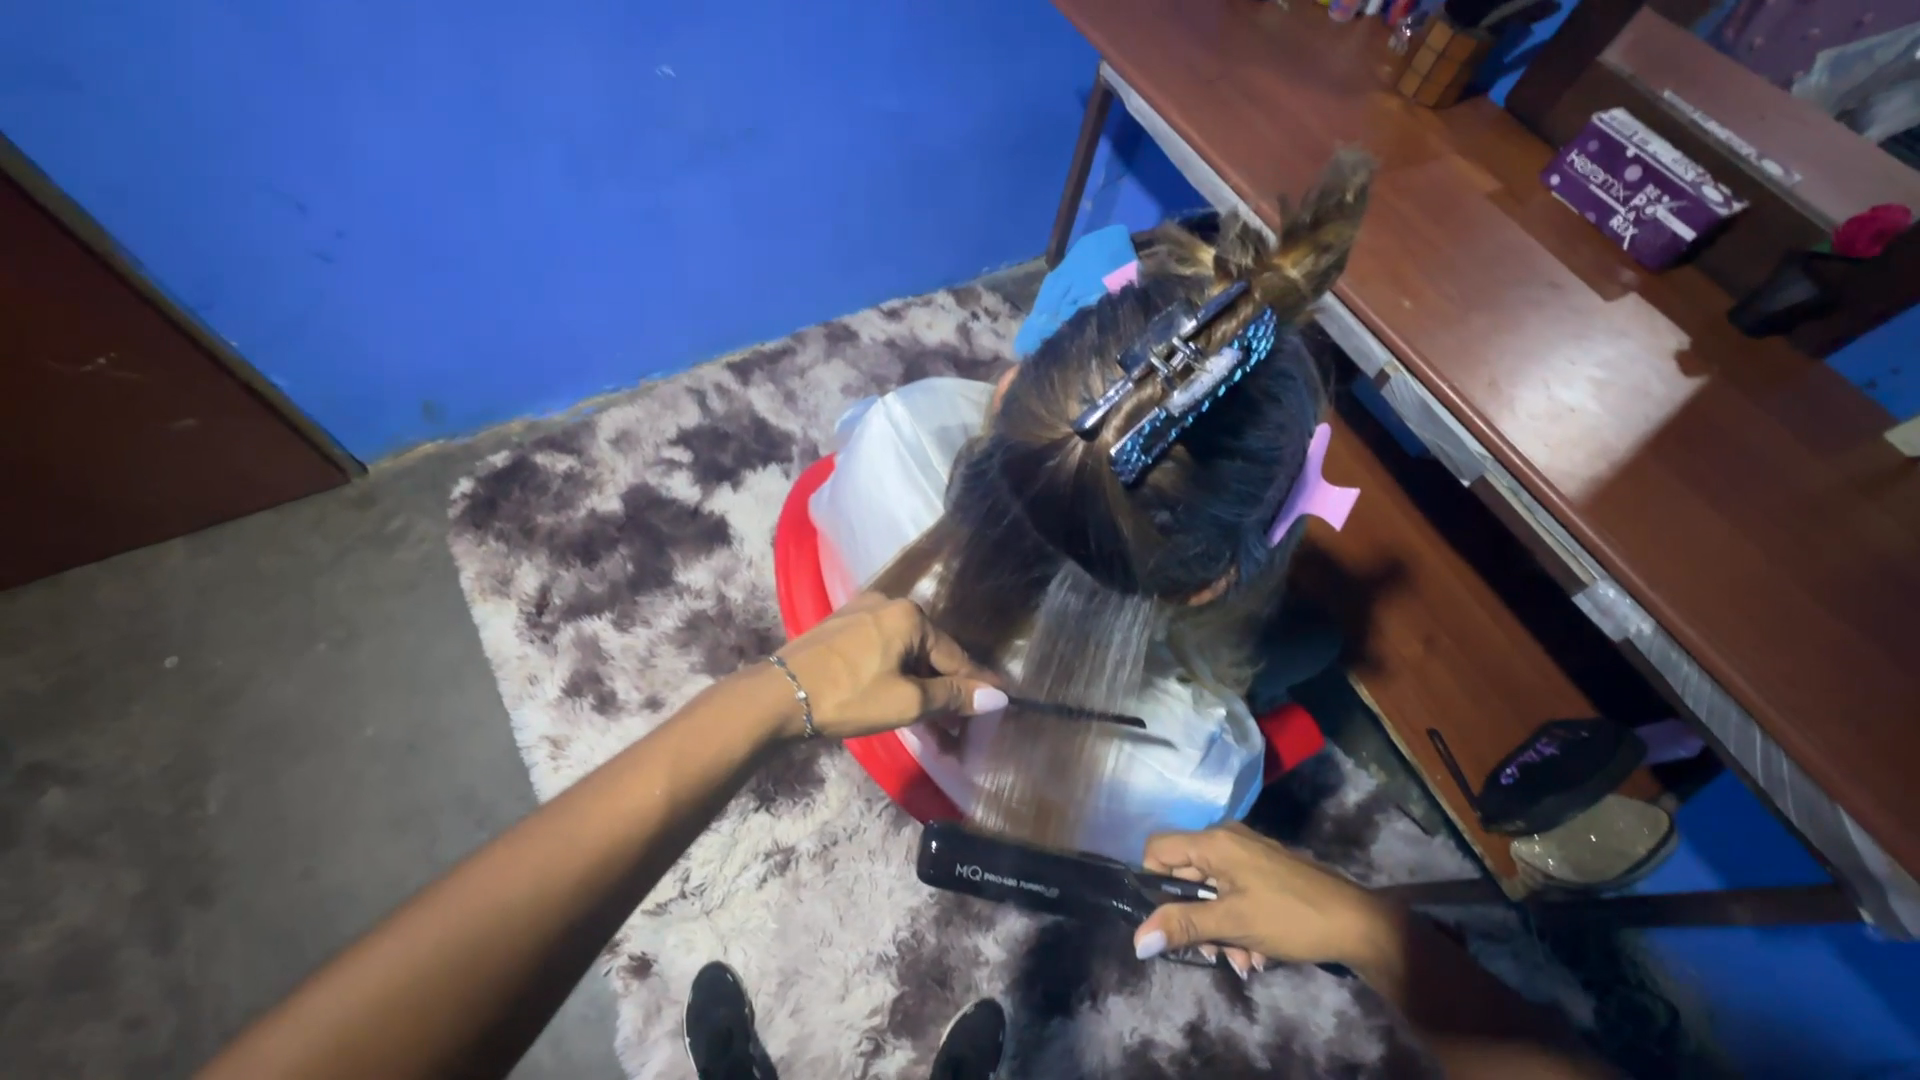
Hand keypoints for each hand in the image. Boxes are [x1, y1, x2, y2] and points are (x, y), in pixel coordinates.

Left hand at [769, 593, 1006, 739]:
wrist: (776, 696)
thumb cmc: (848, 697)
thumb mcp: (907, 702)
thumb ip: (953, 697)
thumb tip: (997, 696)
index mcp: (909, 615)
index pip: (955, 656)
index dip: (977, 685)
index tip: (1001, 702)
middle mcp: (888, 603)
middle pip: (929, 653)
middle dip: (945, 692)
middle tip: (958, 730)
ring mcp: (861, 612)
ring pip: (905, 653)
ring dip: (920, 687)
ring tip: (931, 726)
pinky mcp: (840, 627)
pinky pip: (882, 650)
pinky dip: (896, 675)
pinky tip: (900, 700)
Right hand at [1132, 824, 1400, 974]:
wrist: (1360, 924)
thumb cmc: (1292, 917)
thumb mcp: (1233, 924)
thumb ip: (1183, 926)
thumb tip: (1137, 939)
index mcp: (1213, 843)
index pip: (1157, 849)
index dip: (1153, 884)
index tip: (1170, 919)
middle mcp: (1226, 839)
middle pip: (1185, 876)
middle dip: (1195, 919)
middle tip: (1215, 953)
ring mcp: (1248, 854)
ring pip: (1211, 891)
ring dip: (1220, 929)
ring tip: (1246, 960)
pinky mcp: (1265, 870)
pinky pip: (1234, 893)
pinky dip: (1238, 922)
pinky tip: (1259, 951)